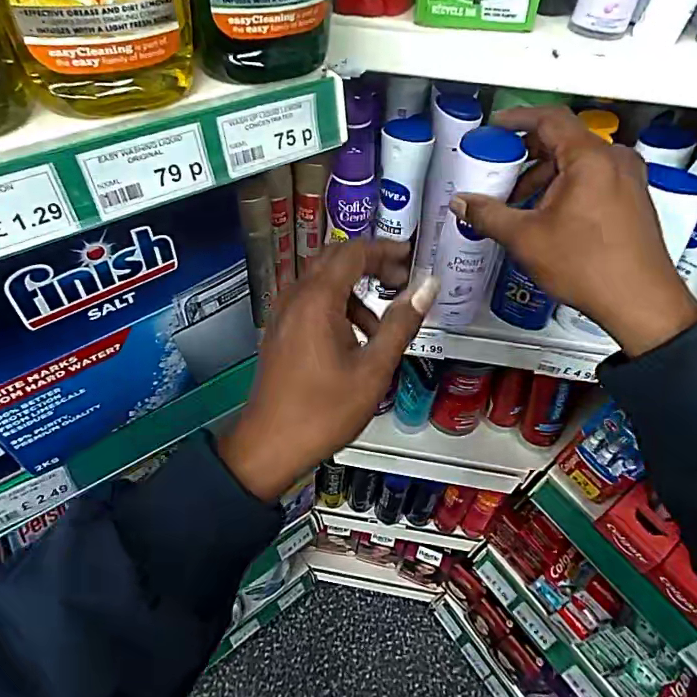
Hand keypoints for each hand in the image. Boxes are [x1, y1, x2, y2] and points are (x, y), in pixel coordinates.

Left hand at [219, 239, 436, 500]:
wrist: (269, 446)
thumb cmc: (322, 412)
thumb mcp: (373, 369)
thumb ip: (401, 323)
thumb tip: (427, 287)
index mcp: (317, 300)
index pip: (353, 253)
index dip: (385, 250)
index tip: (410, 258)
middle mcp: (295, 298)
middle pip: (334, 259)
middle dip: (370, 263)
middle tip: (400, 279)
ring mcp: (283, 314)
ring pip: (321, 280)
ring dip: (354, 288)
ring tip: (382, 322)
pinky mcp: (280, 331)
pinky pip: (310, 301)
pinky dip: (336, 306)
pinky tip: (355, 339)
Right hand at [452, 106, 696, 356]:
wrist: (640, 302)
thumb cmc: (596, 269)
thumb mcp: (526, 239)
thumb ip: (489, 215)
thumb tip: (466, 204)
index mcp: (590, 159)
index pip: (550, 119)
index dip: (517, 119)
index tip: (499, 126)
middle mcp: (615, 162)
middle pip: (563, 140)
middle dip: (527, 155)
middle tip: (502, 168)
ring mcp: (628, 180)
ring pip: (579, 162)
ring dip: (546, 176)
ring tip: (520, 202)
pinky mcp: (633, 200)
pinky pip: (595, 179)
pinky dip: (567, 188)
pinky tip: (548, 215)